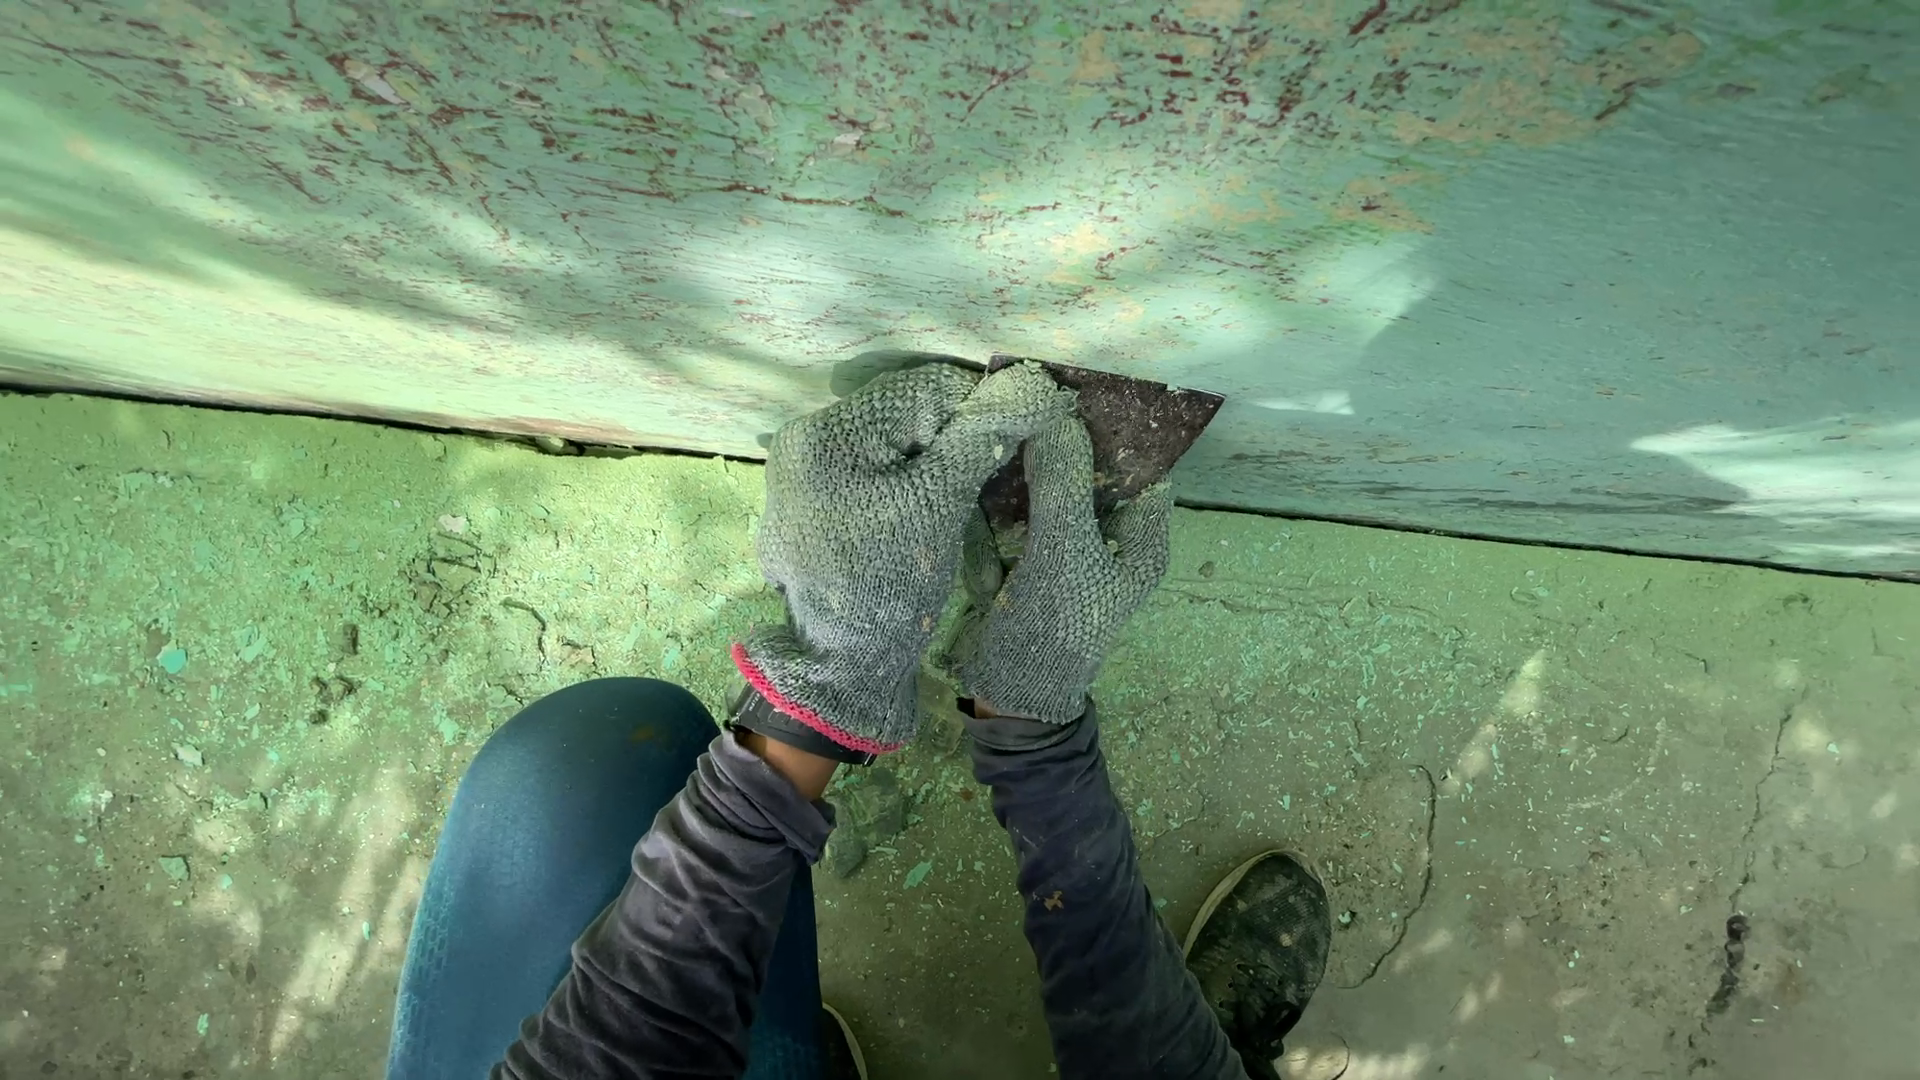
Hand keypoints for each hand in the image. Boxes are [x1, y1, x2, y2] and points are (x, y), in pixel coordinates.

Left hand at [734, 363, 1075, 755]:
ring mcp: (799, 476)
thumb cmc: (892, 583)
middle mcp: (802, 442)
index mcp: (827, 432)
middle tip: (990, 472)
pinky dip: (903, 479)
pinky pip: (867, 471)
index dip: (978, 406)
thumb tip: (1035, 382)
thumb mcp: (941, 502)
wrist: (843, 664)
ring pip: (887, 442)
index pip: (921, 389)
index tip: (1015, 438)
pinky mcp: (808, 504)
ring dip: (931, 457)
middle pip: (901, 414)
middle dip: (951, 435)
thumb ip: (983, 434)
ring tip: (961, 491)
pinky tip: (923, 507)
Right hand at [950, 412, 1171, 722]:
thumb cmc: (1055, 626)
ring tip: (1007, 420)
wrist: (1010, 689)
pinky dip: (1009, 490)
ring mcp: (1068, 544)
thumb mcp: (1063, 553)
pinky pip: (1026, 509)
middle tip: (1032, 400)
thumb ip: (1062, 485)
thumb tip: (1057, 415)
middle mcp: (1109, 536)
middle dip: (1063, 441)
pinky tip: (989, 463)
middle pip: (1092, 472)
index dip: (1114, 429)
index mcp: (1139, 538)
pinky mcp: (1033, 553)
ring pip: (1055, 486)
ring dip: (1031, 462)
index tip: (1076, 391)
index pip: (1139, 467)